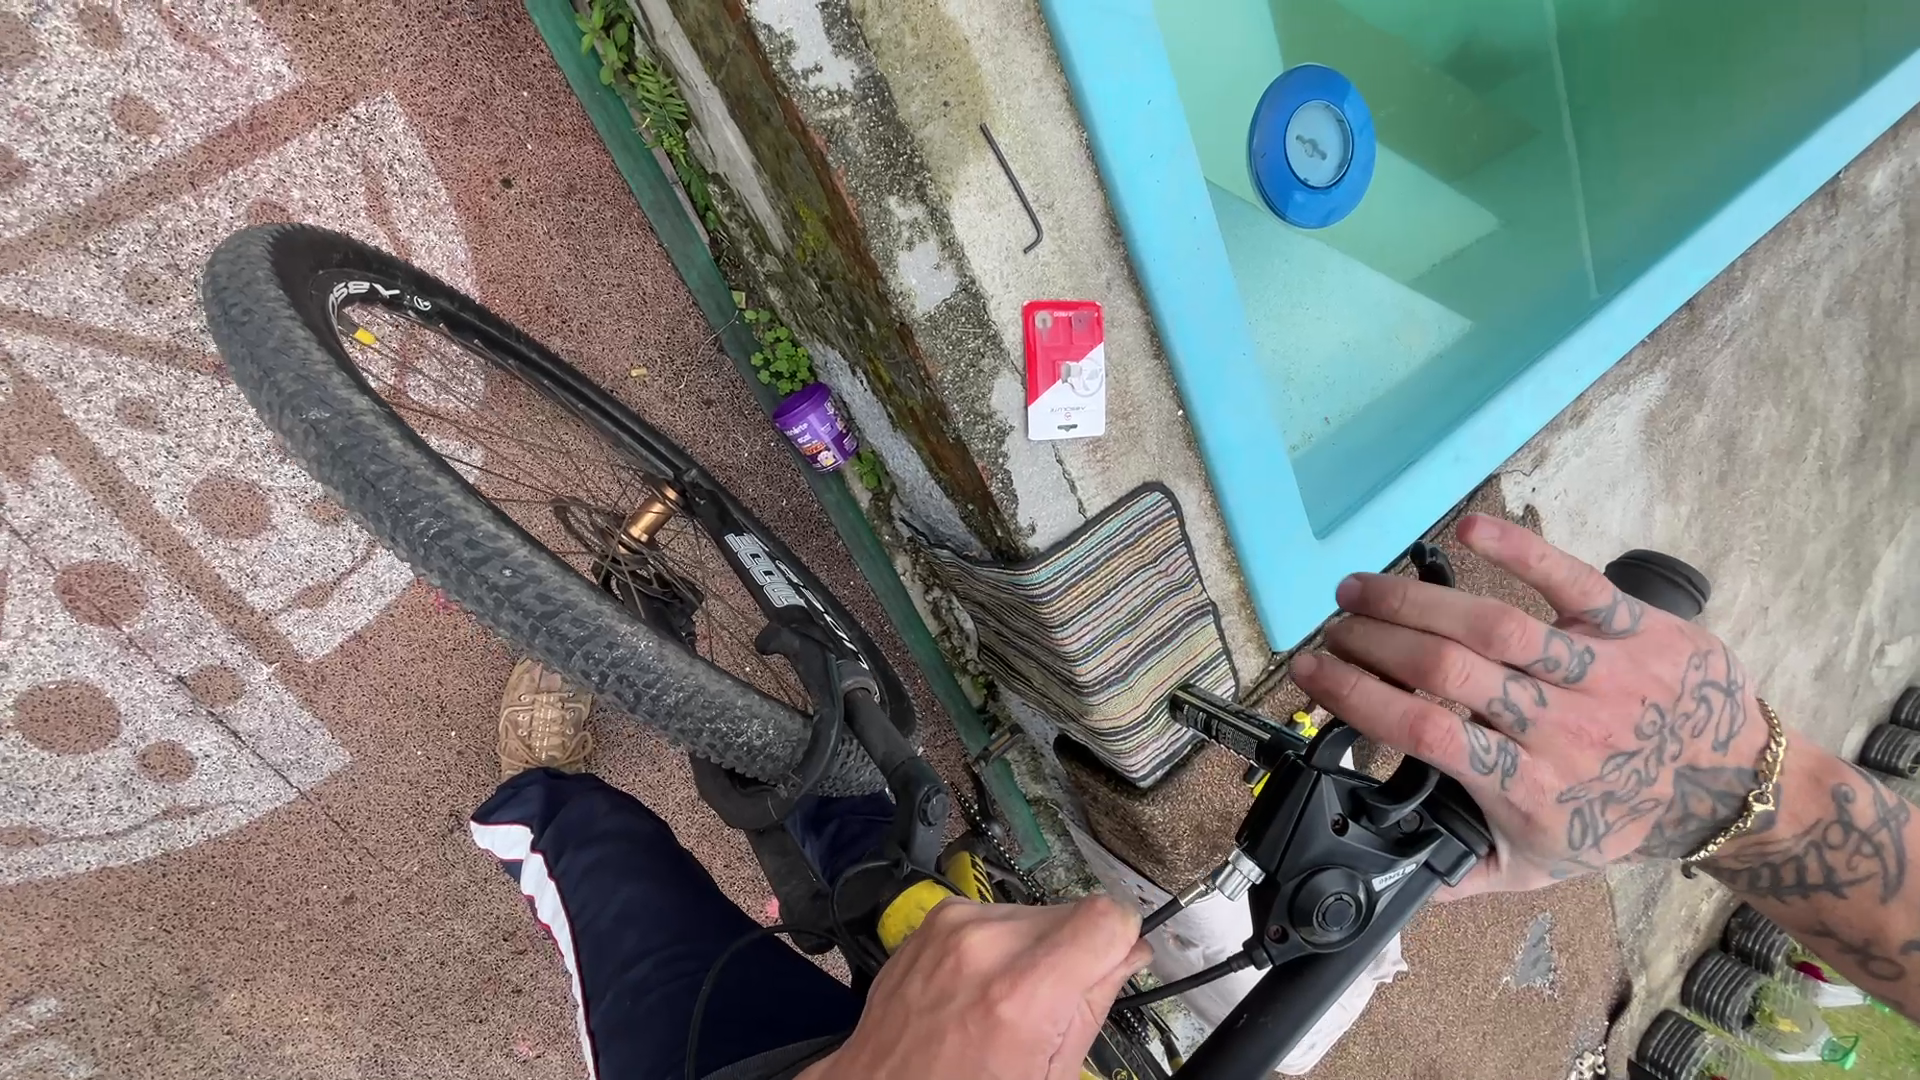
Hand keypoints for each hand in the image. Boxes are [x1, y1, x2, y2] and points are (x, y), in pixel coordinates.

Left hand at [800, 896, 1150, 1079]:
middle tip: (1054, 1004)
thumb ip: (1093, 1006)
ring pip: (1036, 910)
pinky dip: (1004, 941)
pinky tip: (984, 983)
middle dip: (1078, 950)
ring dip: (1039, 946)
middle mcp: (986, 943)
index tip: (1117, 961)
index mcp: (1020, 994)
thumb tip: (1129, 952)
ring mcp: (955, 922)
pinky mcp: (938, 915)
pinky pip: (999, 912)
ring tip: (1011, 999)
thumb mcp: (1048, 1077)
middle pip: (1073, 911)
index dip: (1122, 939)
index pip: (1105, 917)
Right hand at [1289, 514, 1771, 896]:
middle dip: (1370, 641)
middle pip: (1446, 669)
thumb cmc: (1614, 821)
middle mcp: (1560, 728)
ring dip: (1411, 600)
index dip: (1355, 694)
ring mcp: (1598, 672)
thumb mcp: (1537, 865)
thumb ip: (1460, 873)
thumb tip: (1379, 866)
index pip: (1424, 731)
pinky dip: (1518, 551)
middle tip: (1331, 629)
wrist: (1734, 791)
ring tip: (1356, 589)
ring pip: (1493, 625)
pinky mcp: (1631, 626)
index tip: (1308, 671)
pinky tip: (1464, 530)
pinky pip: (1571, 581)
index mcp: (1527, 785)